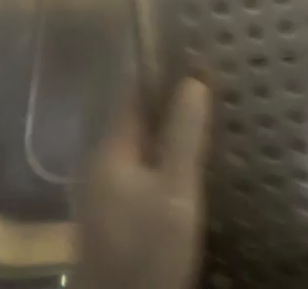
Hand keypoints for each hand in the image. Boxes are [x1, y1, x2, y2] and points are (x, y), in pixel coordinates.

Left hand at [71, 77, 212, 288]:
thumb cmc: (149, 251)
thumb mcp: (176, 191)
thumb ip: (183, 134)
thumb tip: (194, 78)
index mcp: (107, 153)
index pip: (132, 94)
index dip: (162, 72)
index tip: (197, 54)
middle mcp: (96, 166)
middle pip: (134, 119)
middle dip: (168, 100)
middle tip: (210, 81)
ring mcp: (101, 194)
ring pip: (138, 146)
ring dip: (167, 129)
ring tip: (207, 113)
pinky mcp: (111, 217)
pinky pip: (138, 169)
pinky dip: (162, 156)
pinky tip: (188, 159)